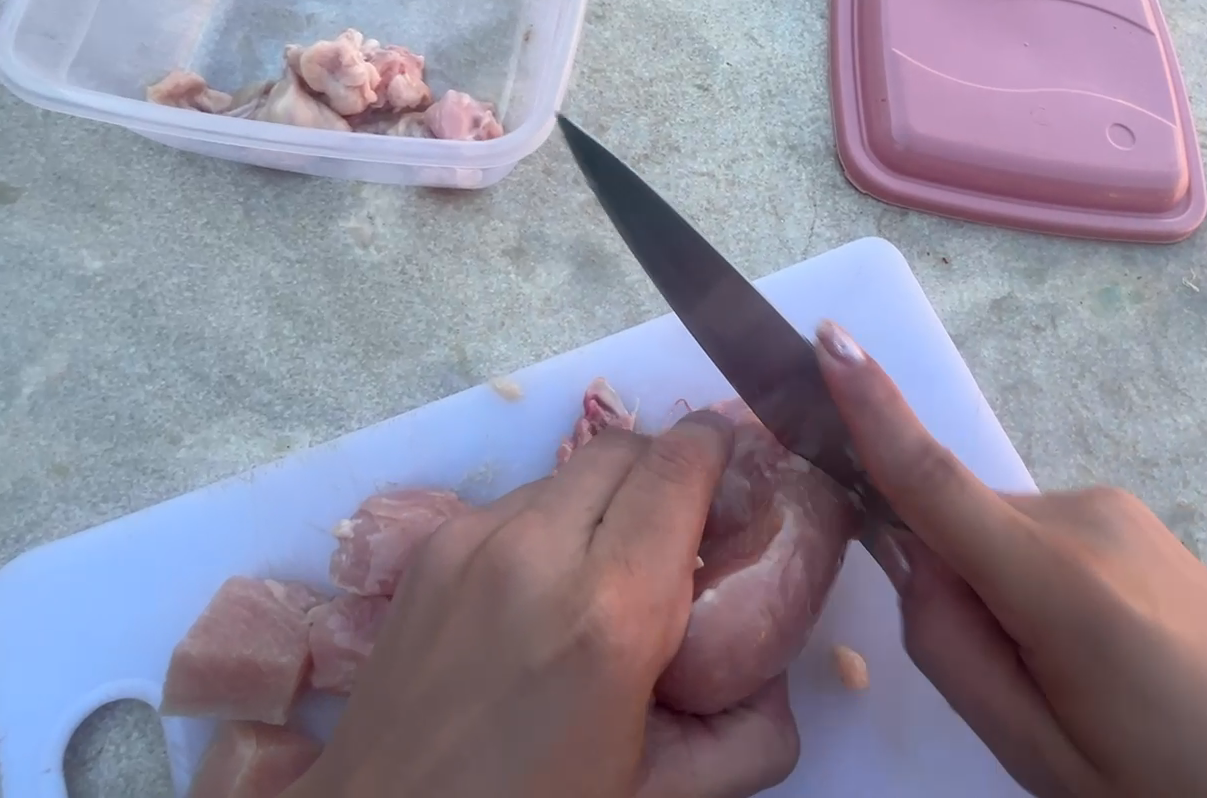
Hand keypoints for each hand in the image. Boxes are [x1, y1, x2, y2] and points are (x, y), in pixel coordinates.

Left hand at [290, 413, 798, 797]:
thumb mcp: (662, 794)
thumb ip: (745, 735)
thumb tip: (774, 676)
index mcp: (611, 613)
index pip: (677, 467)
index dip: (712, 443)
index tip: (728, 451)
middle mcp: (538, 550)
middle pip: (625, 447)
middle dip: (663, 464)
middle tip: (679, 516)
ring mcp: (474, 537)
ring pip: (569, 472)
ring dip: (605, 495)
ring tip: (605, 559)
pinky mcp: (432, 543)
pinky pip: (518, 499)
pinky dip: (551, 519)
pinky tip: (541, 583)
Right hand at [812, 321, 1206, 797]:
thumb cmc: (1185, 795)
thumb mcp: (1041, 754)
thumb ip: (949, 645)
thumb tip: (910, 553)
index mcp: (1058, 583)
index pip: (932, 477)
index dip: (871, 406)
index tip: (830, 339)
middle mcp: (1084, 517)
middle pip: (954, 522)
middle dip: (949, 584)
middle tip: (1011, 687)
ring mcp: (1116, 512)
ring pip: (995, 534)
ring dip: (994, 591)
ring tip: (1070, 686)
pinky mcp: (1134, 521)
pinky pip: (1037, 537)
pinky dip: (1029, 582)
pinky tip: (1098, 658)